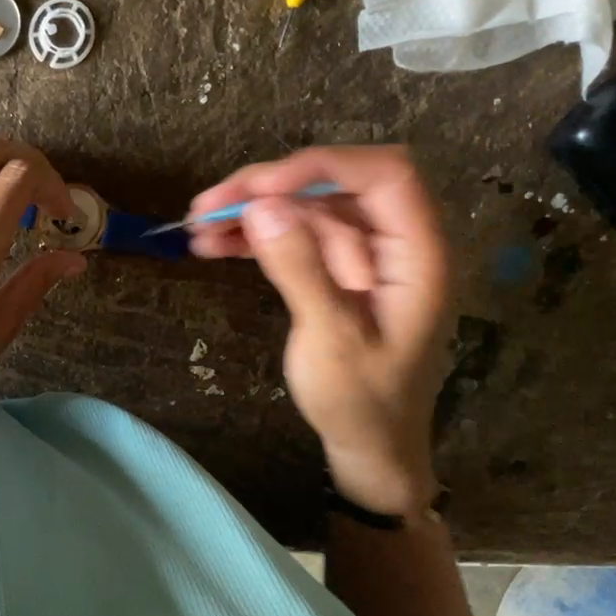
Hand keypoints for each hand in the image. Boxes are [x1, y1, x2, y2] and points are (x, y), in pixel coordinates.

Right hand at [188, 146, 451, 513]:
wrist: (369, 447)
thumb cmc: (361, 401)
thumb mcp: (330, 338)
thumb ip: (300, 268)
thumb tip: (262, 208)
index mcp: (417, 254)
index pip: (382, 176)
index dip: (320, 168)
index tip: (258, 188)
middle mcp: (393, 245)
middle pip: (335, 188)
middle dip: (271, 188)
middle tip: (209, 206)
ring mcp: (362, 260)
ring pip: (307, 212)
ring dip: (253, 213)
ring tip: (197, 227)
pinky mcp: (335, 276)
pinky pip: (295, 241)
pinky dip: (256, 239)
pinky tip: (214, 246)